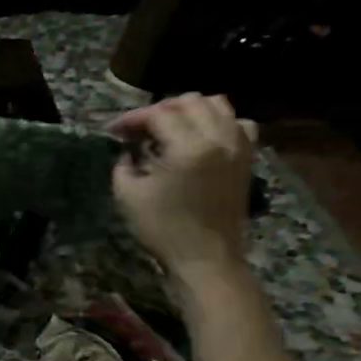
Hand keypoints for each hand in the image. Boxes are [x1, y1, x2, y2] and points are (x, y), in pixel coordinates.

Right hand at [109, 92, 254, 273]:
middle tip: (139, 130)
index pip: (158, 114)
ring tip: (170, 128)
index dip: (132, 119)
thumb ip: (124, 166)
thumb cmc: (164, 231)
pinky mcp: (246, 158)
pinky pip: (238, 123)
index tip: (113, 132)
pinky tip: (202, 138)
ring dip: (189, 110)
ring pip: (216, 105)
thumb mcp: (129, 197)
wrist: (206, 259)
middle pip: (189, 101)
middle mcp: (219, 138)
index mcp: (189, 147)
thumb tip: (128, 151)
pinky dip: (218, 122)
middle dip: (159, 110)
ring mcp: (238, 146)